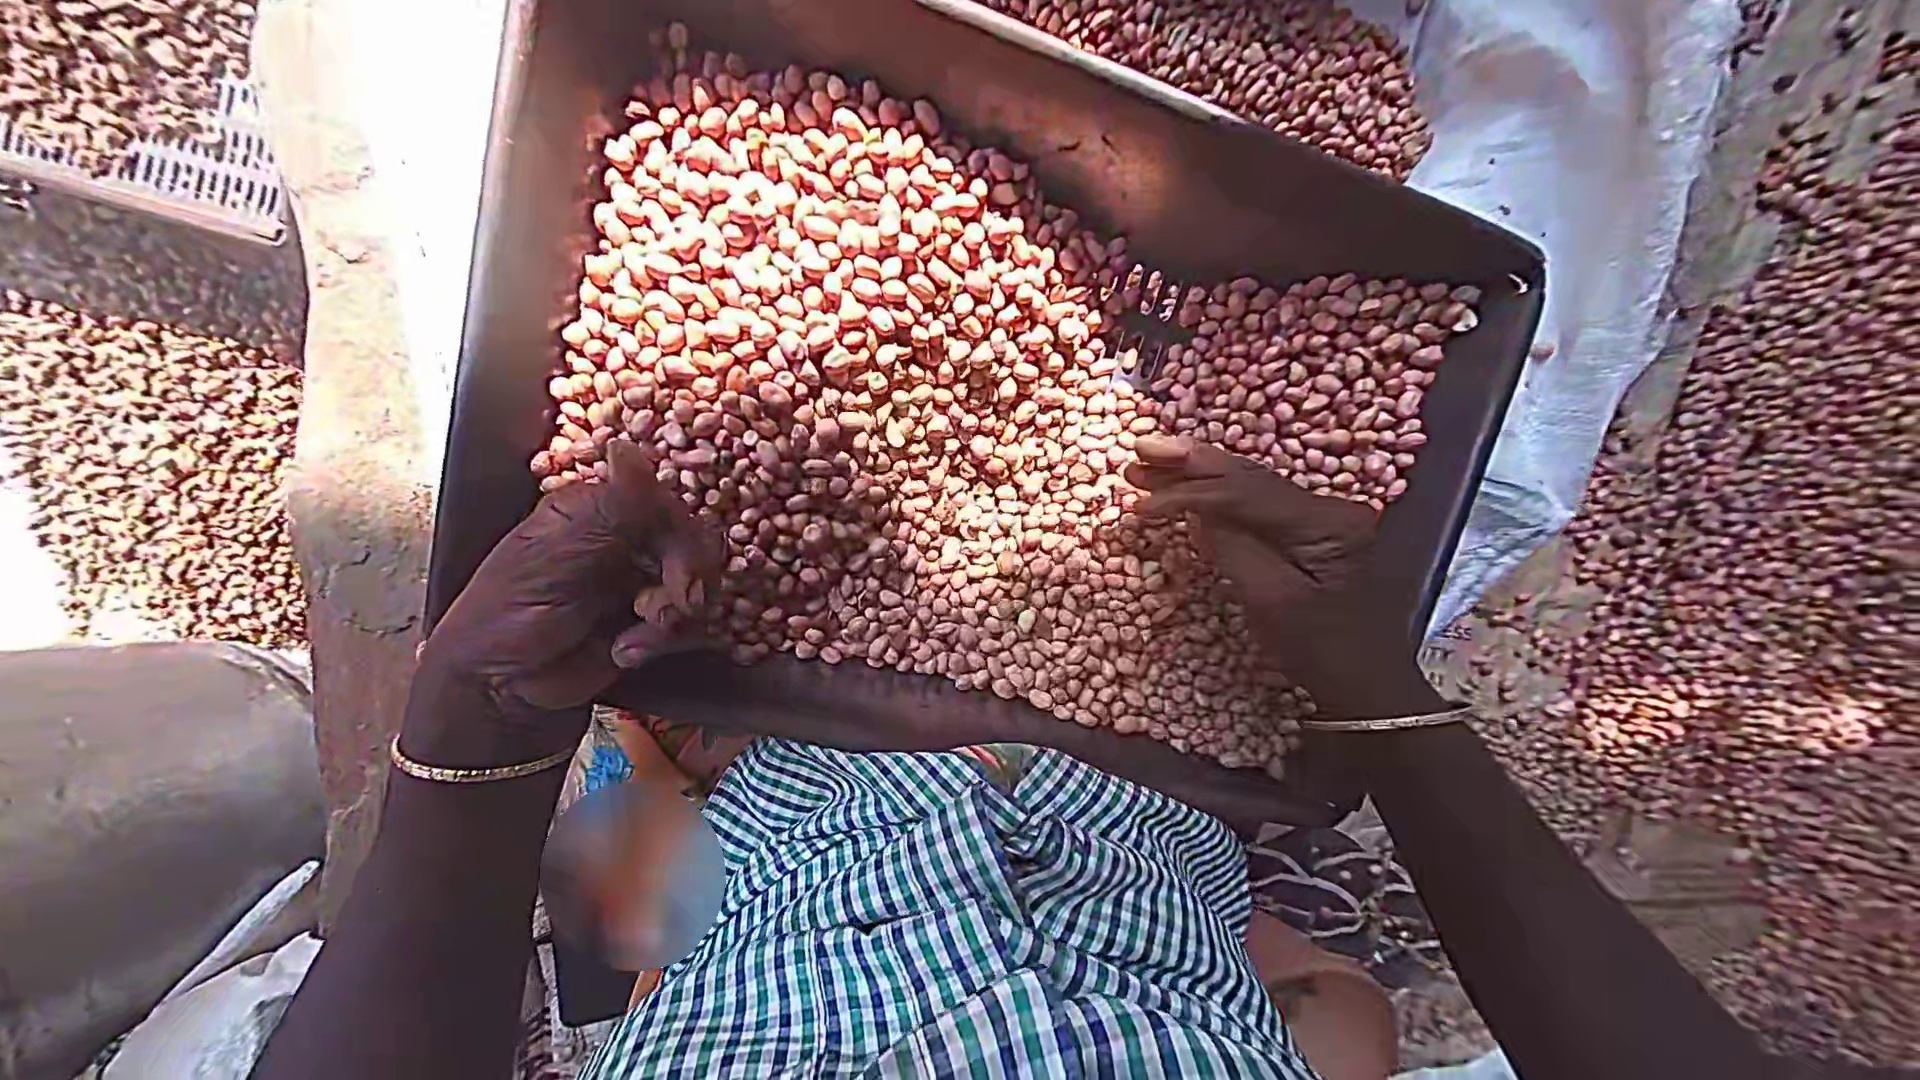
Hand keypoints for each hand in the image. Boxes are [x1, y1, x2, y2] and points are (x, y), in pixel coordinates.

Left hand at [404, 441, 721, 767]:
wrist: (500, 695)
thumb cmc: (506, 619)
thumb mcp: (553, 562)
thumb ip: (605, 512)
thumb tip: (629, 448)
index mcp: (598, 512)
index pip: (667, 508)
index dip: (684, 542)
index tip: (681, 579)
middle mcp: (628, 539)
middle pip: (694, 543)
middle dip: (687, 582)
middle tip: (670, 613)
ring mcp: (643, 578)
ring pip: (700, 581)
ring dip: (675, 616)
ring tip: (635, 638)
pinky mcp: (652, 616)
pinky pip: (691, 619)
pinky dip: (667, 640)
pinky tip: (628, 652)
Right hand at [1124, 435, 1445, 721]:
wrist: (1364, 682)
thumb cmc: (1319, 650)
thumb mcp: (1270, 602)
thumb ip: (1233, 548)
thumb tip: (1196, 512)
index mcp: (1326, 523)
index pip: (1244, 494)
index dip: (1188, 494)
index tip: (1141, 505)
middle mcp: (1325, 507)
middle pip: (1246, 476)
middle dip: (1189, 463)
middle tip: (1140, 449)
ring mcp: (1316, 515)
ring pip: (1245, 483)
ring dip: (1195, 473)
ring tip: (1148, 461)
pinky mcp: (1302, 529)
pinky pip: (1250, 503)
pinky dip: (1211, 493)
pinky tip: (1182, 482)